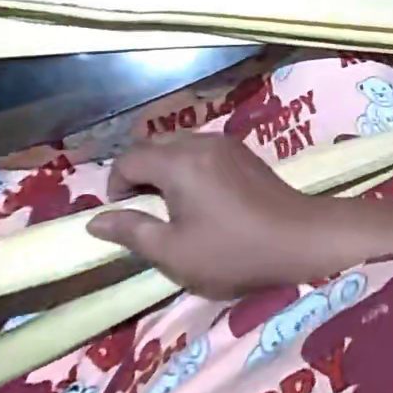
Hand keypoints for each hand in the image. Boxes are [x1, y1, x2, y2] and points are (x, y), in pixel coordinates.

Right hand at [86, 133, 338, 297]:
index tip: (122, 214)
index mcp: (178, 163)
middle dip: (137, 171)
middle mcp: (198, 141)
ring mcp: (222, 141)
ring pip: (175, 142)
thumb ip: (132, 231)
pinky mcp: (239, 149)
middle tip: (142, 209)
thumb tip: (95, 221)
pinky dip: (185, 162)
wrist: (297, 238)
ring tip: (168, 203)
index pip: (128, 159)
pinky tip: (198, 193)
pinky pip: (198, 146)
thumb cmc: (233, 251)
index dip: (115, 185)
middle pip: (151, 144)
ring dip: (161, 165)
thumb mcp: (174, 252)